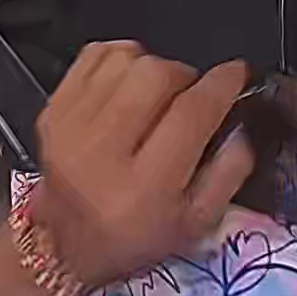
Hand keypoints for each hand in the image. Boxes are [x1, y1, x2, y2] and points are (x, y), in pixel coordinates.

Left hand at [29, 41, 256, 287]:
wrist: (63, 242)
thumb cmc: (134, 234)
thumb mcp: (196, 223)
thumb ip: (230, 172)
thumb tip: (243, 124)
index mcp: (143, 188)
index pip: (190, 114)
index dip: (222, 84)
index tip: (238, 72)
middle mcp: (101, 153)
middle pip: (157, 74)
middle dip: (186, 76)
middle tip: (188, 97)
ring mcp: (70, 126)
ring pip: (128, 59)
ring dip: (153, 68)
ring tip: (156, 94)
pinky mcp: (53, 108)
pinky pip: (97, 54)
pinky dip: (122, 59)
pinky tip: (128, 83)